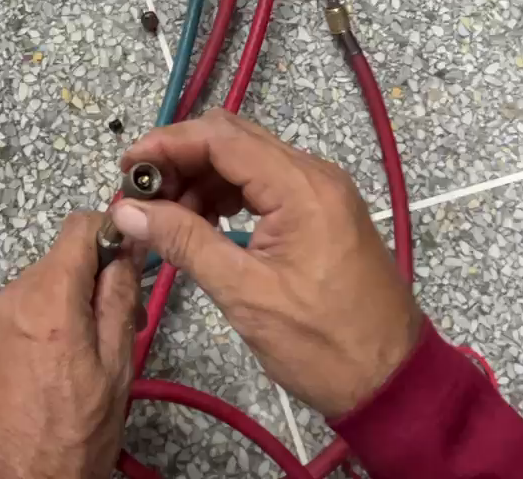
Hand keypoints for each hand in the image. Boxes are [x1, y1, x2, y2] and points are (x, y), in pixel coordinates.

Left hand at [0, 212, 141, 478]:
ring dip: (64, 303)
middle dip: (91, 282)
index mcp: (48, 297)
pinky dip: (38, 321)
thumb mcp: (115, 368)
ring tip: (79, 355)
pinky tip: (48, 363)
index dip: (108, 234)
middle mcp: (10, 293)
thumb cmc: (72, 437)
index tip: (126, 261)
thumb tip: (128, 245)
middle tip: (114, 327)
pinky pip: (17, 307)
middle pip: (61, 260)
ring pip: (40, 285)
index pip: (79, 226)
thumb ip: (120, 297)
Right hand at [110, 109, 419, 416]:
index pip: (220, 137)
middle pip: (230, 137)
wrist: (396, 386)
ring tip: (168, 215)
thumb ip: (184, 241)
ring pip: (243, 156)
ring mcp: (318, 189)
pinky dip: (225, 191)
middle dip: (179, 157)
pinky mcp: (318, 208)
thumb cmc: (323, 345)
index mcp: (301, 186)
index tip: (127, 166)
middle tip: (142, 193)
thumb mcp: (245, 294)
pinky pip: (261, 179)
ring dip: (200, 175)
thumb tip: (126, 210)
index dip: (166, 143)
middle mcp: (312, 173)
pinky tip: (204, 221)